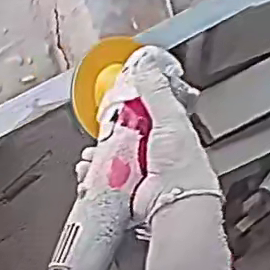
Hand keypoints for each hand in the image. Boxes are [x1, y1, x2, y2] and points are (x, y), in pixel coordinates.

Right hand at [98, 47, 219, 226]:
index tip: (112, 110)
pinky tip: (88, 177)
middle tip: (98, 140)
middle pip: (121, 142)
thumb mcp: (169, 119)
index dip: (125, 113)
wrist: (173, 204)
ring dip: (95, 162)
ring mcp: (137, 176)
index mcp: (167, 134)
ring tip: (89, 161)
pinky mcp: (124, 194)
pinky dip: (92, 180)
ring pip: (108, 164)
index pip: (142, 117)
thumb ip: (155, 93)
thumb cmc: (181, 166)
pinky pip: (102, 184)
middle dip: (105, 141)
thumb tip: (145, 65)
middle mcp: (152, 156)